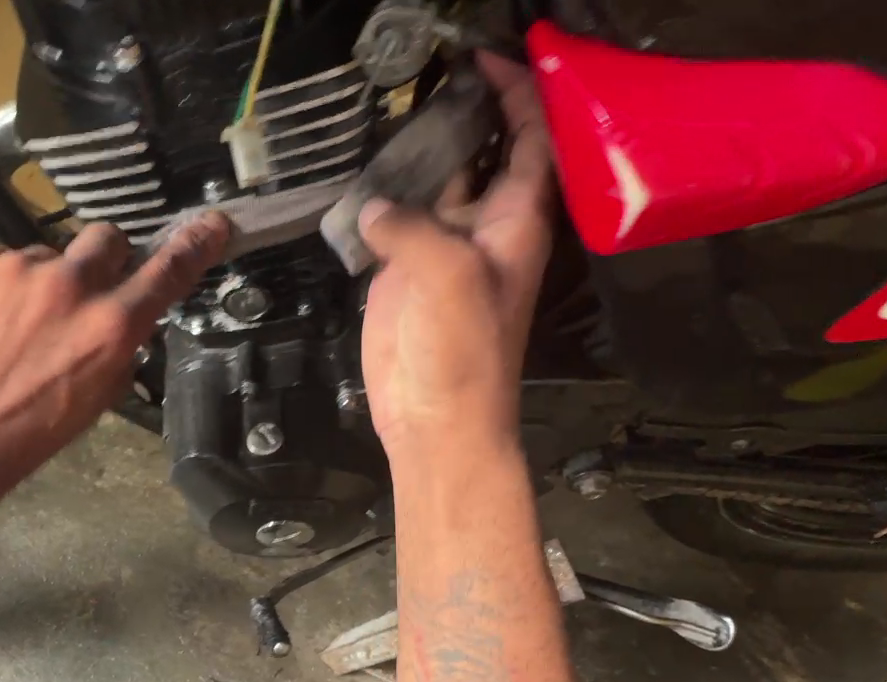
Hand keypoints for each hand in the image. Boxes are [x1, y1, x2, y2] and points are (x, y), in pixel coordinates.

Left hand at [0, 216, 229, 479]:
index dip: (195, 245)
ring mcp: (19, 267)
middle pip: (107, 238)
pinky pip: (1, 258)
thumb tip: (126, 313)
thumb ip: (121, 343)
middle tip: (82, 293)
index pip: (167, 272)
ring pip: (47, 254)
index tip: (213, 225)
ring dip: (43, 280)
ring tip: (17, 324)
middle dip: (102, 261)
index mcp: (112, 326)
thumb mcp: (102, 393)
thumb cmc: (38, 427)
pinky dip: (0, 283)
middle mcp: (72, 285)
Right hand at [358, 53, 553, 457]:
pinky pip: (390, 226)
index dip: (518, 94)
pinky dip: (376, 204)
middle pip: (479, 157)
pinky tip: (357, 181)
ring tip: (385, 119)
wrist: (433, 418)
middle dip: (461, 116)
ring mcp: (437, 255)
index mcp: (514, 223)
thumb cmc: (462, 353)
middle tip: (425, 80)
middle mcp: (479, 231)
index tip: (487, 58)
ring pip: (430, 190)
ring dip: (413, 158)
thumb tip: (375, 208)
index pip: (529, 141)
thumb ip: (412, 227)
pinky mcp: (400, 279)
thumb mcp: (447, 276)